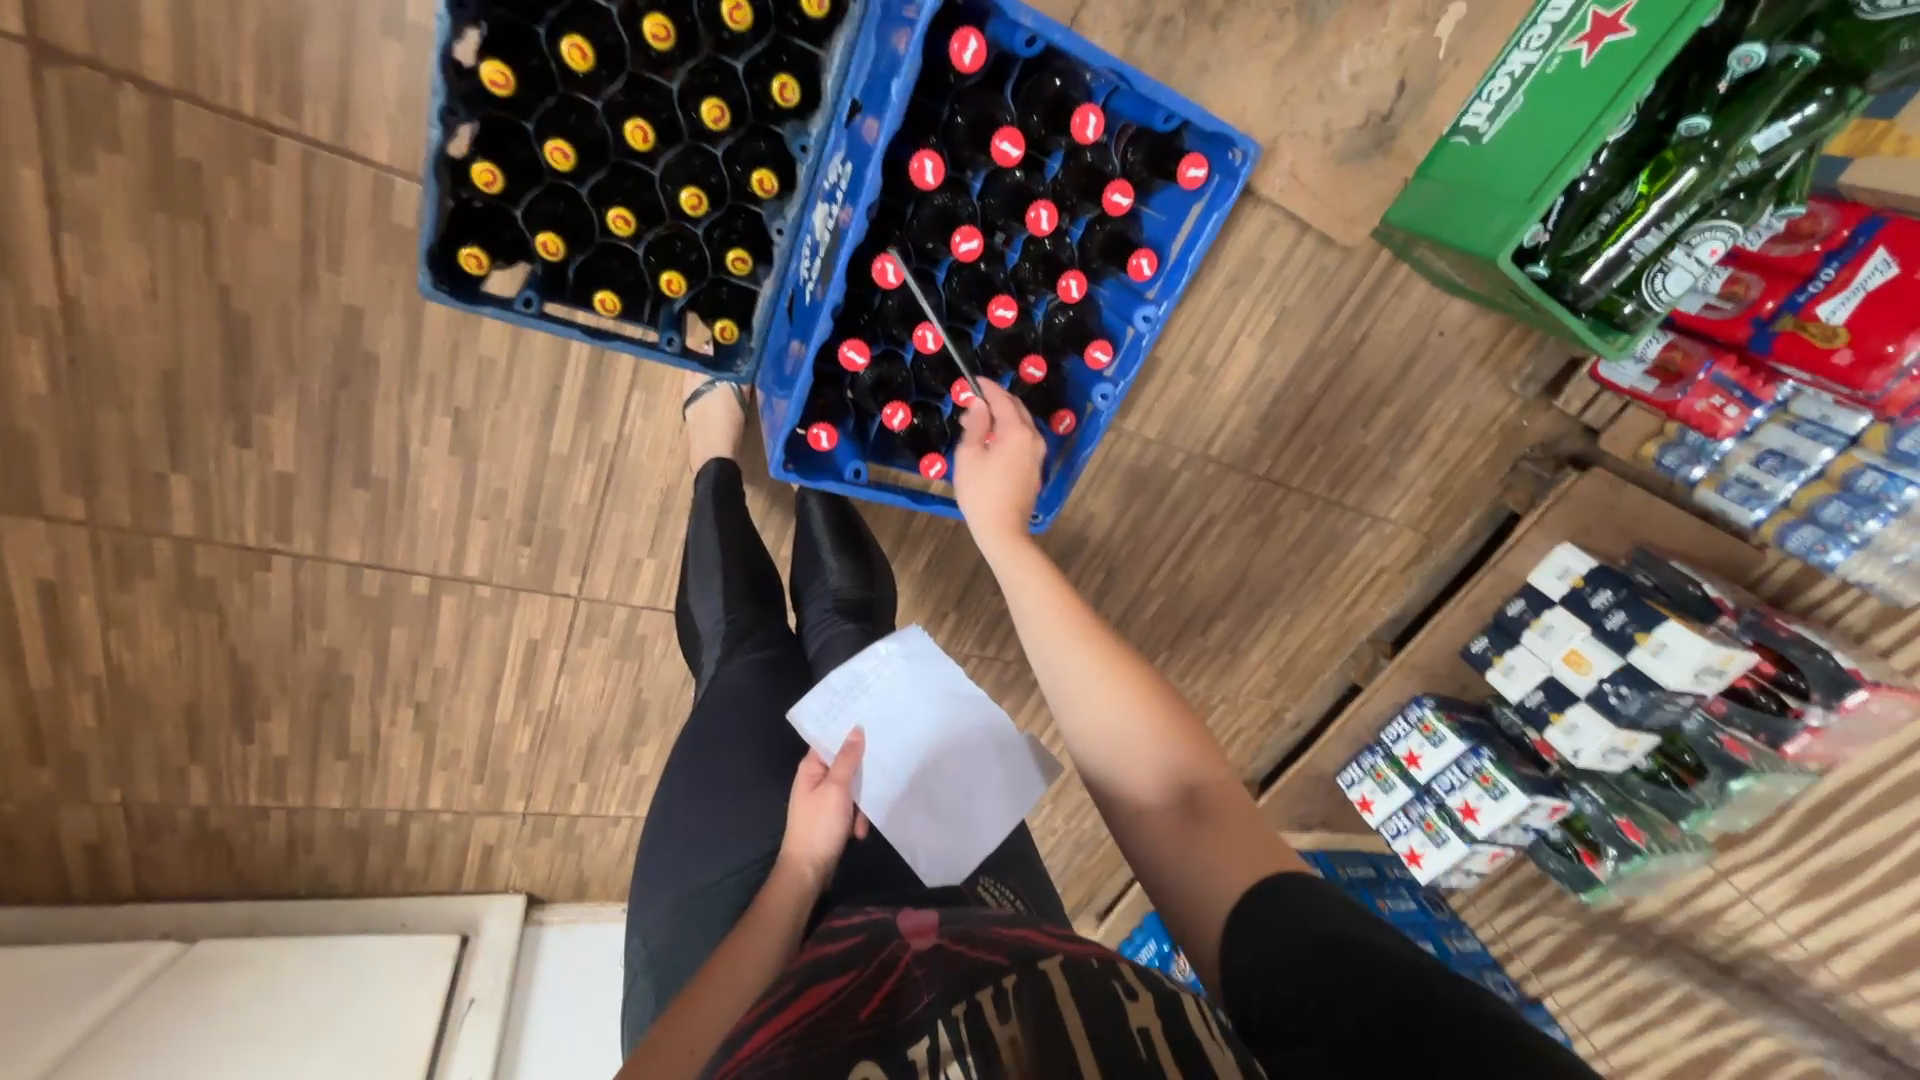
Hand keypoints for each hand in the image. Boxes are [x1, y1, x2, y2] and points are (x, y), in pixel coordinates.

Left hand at [779, 728, 868, 890]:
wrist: (808, 871)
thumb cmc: (819, 825)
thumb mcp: (836, 789)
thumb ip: (847, 759)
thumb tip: (856, 729)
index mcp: (811, 767)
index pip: (830, 740)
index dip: (849, 732)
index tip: (872, 722)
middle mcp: (816, 778)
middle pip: (845, 763)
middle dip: (862, 774)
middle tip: (880, 772)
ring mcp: (824, 798)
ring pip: (852, 786)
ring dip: (861, 803)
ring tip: (860, 821)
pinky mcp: (832, 815)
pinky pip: (851, 806)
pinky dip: (857, 817)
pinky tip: (858, 832)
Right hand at [954, 379, 1044, 553]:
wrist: (1002, 529)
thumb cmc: (980, 492)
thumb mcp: (969, 455)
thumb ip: (976, 424)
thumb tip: (980, 403)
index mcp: (1017, 431)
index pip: (1002, 399)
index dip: (987, 388)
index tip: (973, 381)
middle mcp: (1033, 438)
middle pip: (1016, 409)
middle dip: (996, 400)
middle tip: (974, 400)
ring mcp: (1037, 454)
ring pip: (1022, 424)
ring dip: (1003, 417)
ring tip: (980, 421)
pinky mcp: (1035, 468)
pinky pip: (1024, 440)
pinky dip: (1009, 432)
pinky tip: (993, 440)